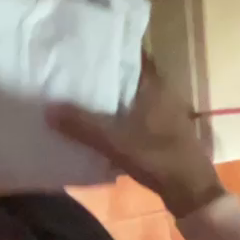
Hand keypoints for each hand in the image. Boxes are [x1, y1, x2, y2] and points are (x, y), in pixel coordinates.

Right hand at [47, 61, 223, 217]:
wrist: (190, 191)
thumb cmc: (157, 158)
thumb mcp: (115, 141)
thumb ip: (82, 124)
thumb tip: (48, 108)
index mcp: (155, 85)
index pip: (133, 55)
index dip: (111, 49)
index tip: (85, 47)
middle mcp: (163, 93)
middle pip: (130, 76)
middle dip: (105, 74)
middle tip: (75, 72)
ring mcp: (165, 113)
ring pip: (133, 96)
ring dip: (111, 97)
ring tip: (80, 95)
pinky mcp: (164, 131)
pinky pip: (136, 114)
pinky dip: (119, 115)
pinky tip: (99, 123)